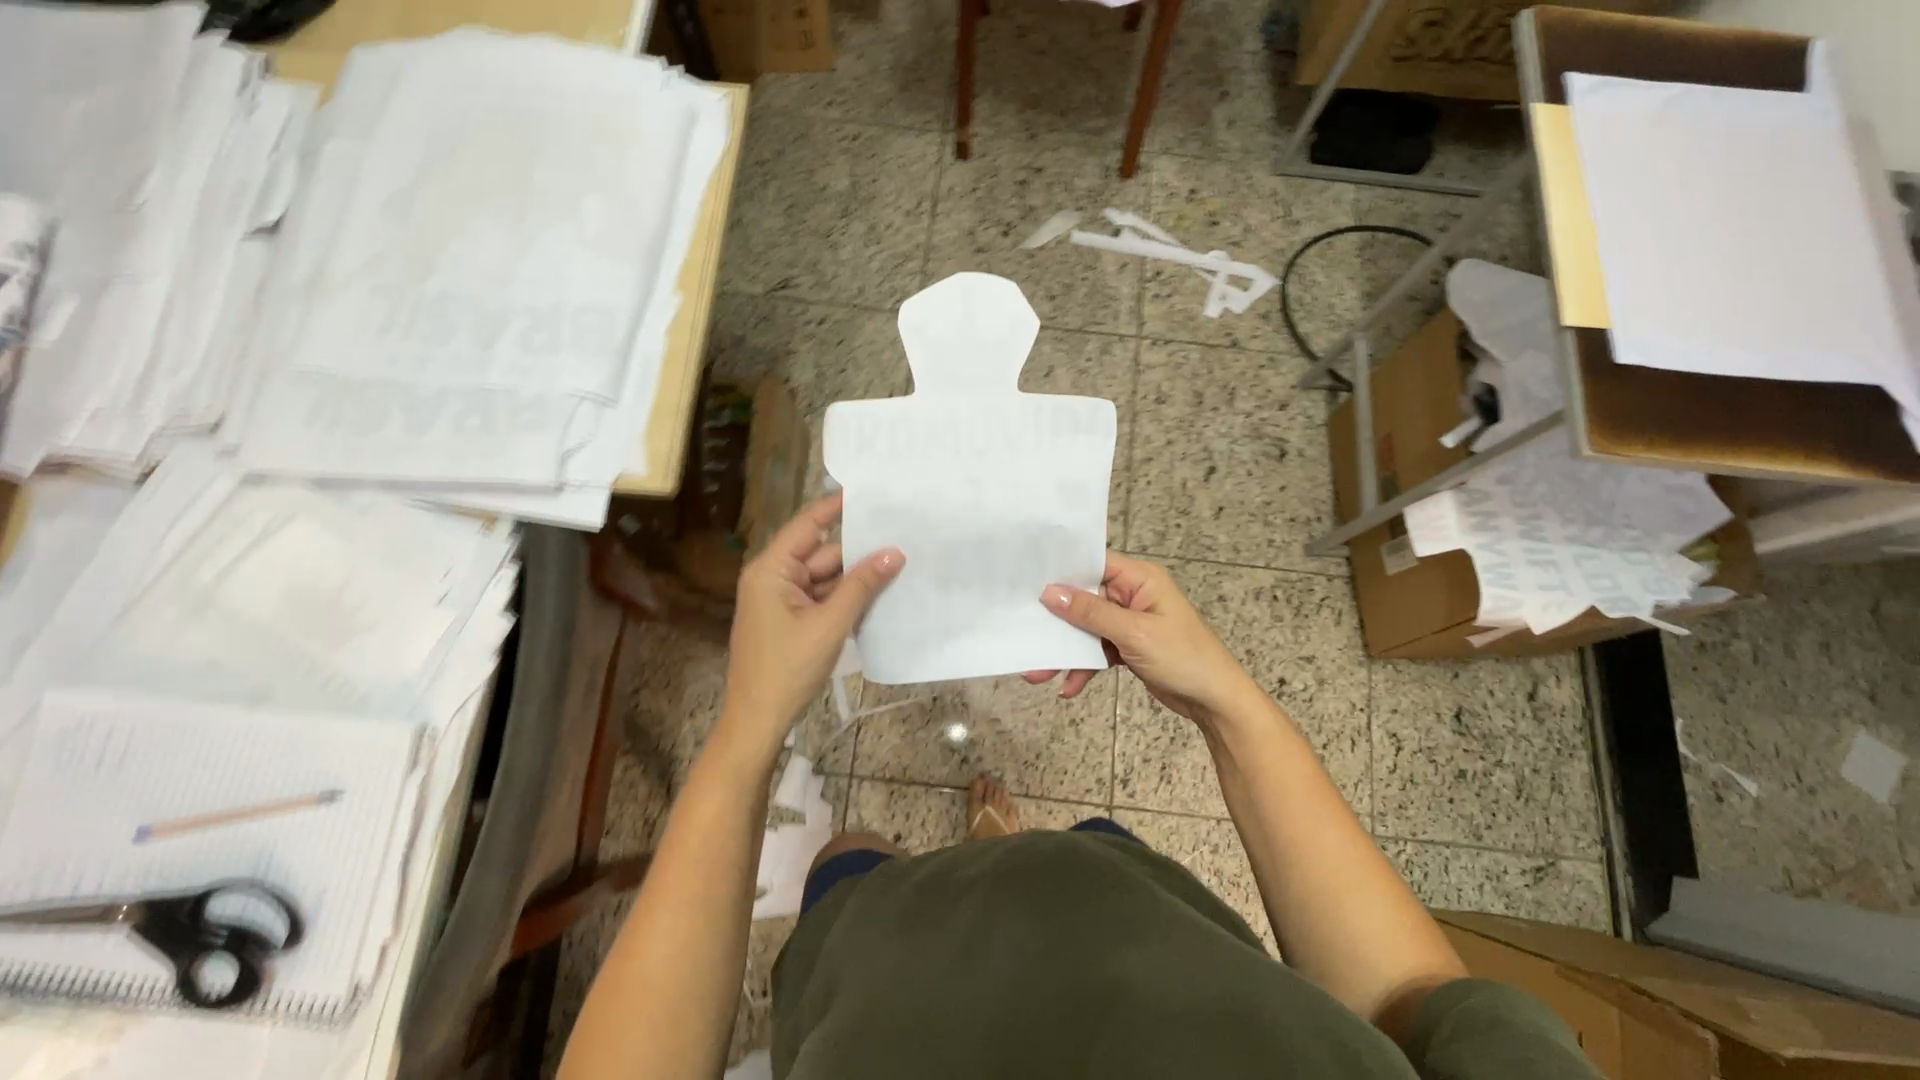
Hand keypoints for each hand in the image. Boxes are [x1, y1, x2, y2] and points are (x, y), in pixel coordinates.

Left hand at [720, 493, 902, 751]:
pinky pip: (822, 598)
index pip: (808, 525)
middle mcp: (773, 577)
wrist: (759, 719)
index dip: (837, 507)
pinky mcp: (790, 621)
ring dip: (855, 578)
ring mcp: (781, 601)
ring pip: (825, 578)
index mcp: (771, 569)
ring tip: (899, 565)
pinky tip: (878, 595)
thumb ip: (862, 585)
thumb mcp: (830, 624)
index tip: (869, 491)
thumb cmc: (788, 669)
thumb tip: (894, 553)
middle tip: (902, 537)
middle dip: (858, 551)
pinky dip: (845, 598)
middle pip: (821, 553)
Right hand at [1026, 552, 1258, 727]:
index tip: (1026, 581)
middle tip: (1025, 637)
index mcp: (1139, 579)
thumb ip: (1091, 613)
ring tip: (1037, 675)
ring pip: (1086, 629)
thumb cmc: (1183, 657)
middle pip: (1084, 599)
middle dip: (1056, 622)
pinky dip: (1083, 666)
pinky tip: (1069, 687)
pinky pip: (1096, 650)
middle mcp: (1132, 594)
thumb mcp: (1134, 633)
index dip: (1061, 571)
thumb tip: (1050, 592)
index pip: (1093, 563)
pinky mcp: (1127, 646)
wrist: (1215, 701)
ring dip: (1065, 650)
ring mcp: (1129, 622)